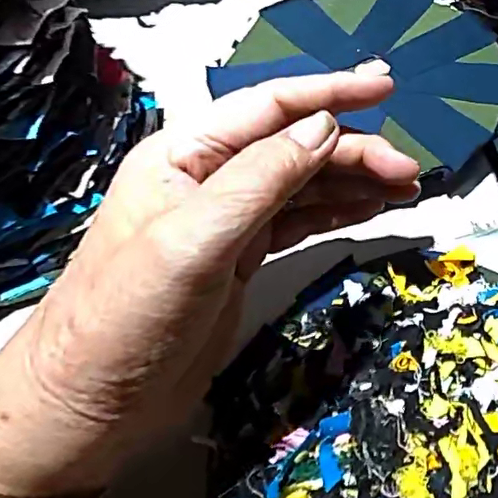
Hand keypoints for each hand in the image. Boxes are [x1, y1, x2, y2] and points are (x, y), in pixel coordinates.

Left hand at [0, 71, 420, 497]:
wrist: (90, 411)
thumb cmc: (123, 323)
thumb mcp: (194, 244)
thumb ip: (262, 178)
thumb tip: (326, 125)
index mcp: (186, 157)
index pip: (271, 107)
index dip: (332, 91)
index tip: (385, 86)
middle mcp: (212, 177)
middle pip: (302, 145)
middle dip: (359, 150)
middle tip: (408, 170)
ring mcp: (233, 216)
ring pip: (311, 180)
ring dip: (360, 178)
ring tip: (406, 187)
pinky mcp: (248, 251)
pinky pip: (308, 215)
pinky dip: (344, 208)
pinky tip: (373, 207)